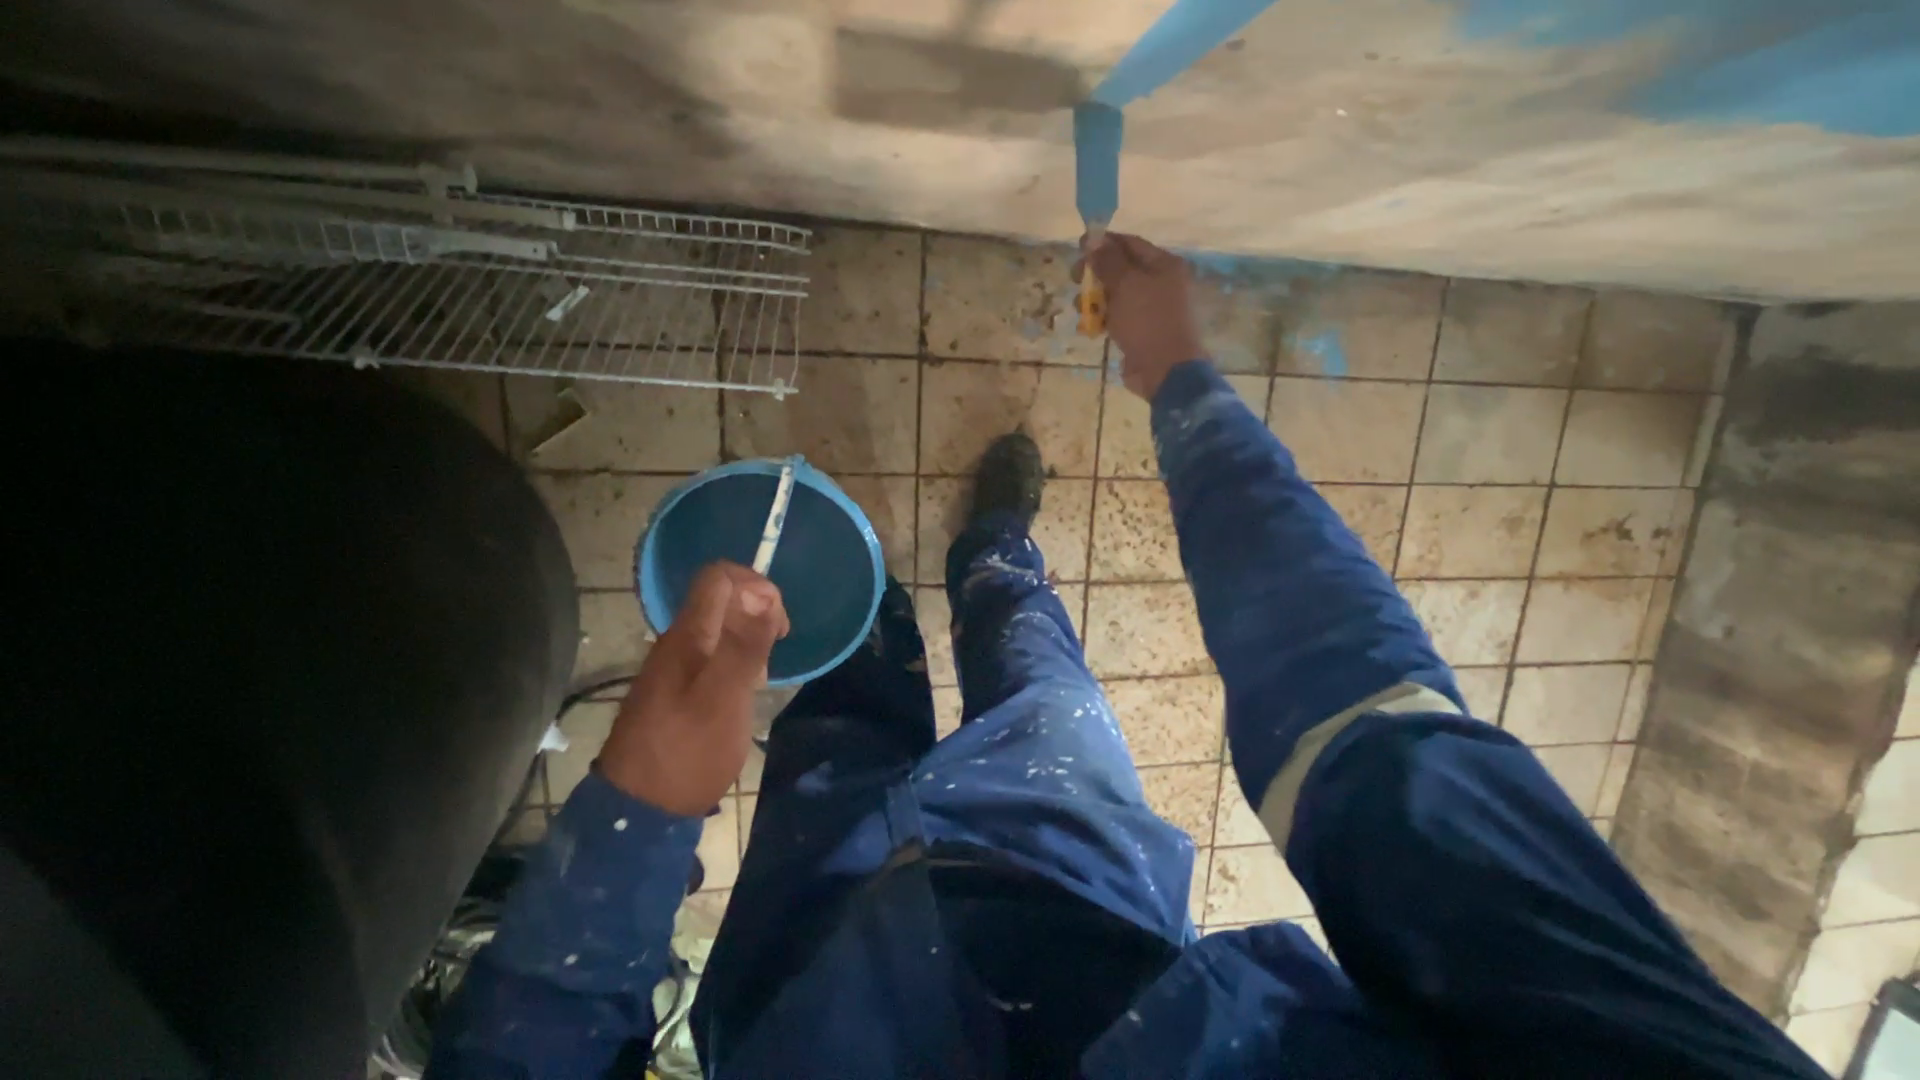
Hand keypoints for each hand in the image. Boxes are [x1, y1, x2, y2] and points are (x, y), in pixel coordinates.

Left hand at [596, 561, 788, 816]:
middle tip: (776, 650)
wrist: (641, 809)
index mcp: (687, 637)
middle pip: (720, 598)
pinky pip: (712, 655)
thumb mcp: (725, 698)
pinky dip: (736, 661)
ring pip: (719, 628)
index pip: (718, 577)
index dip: (756, 585)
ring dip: (749, 638)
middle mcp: (677, 643)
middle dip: (758, 611)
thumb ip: (745, 645)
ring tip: (763, 675)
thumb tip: (763, 592)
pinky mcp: (676, 690)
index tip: (779, 624)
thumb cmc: (688, 752)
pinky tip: (745, 691)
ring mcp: (674, 667)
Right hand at [1083, 232, 1204, 400]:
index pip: (1130, 244)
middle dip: (1096, 273)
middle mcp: (1161, 283)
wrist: (1166, 370)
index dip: (1103, 243)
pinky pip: (1119, 317)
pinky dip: (1103, 318)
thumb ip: (1107, 260)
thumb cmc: (1147, 321)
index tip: (1078, 247)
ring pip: (1117, 295)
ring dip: (1095, 298)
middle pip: (1122, 269)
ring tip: (1078, 307)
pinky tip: (1088, 326)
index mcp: (1165, 265)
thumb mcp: (1125, 285)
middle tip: (1074, 278)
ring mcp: (1152, 309)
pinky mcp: (1142, 331)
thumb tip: (1092, 238)